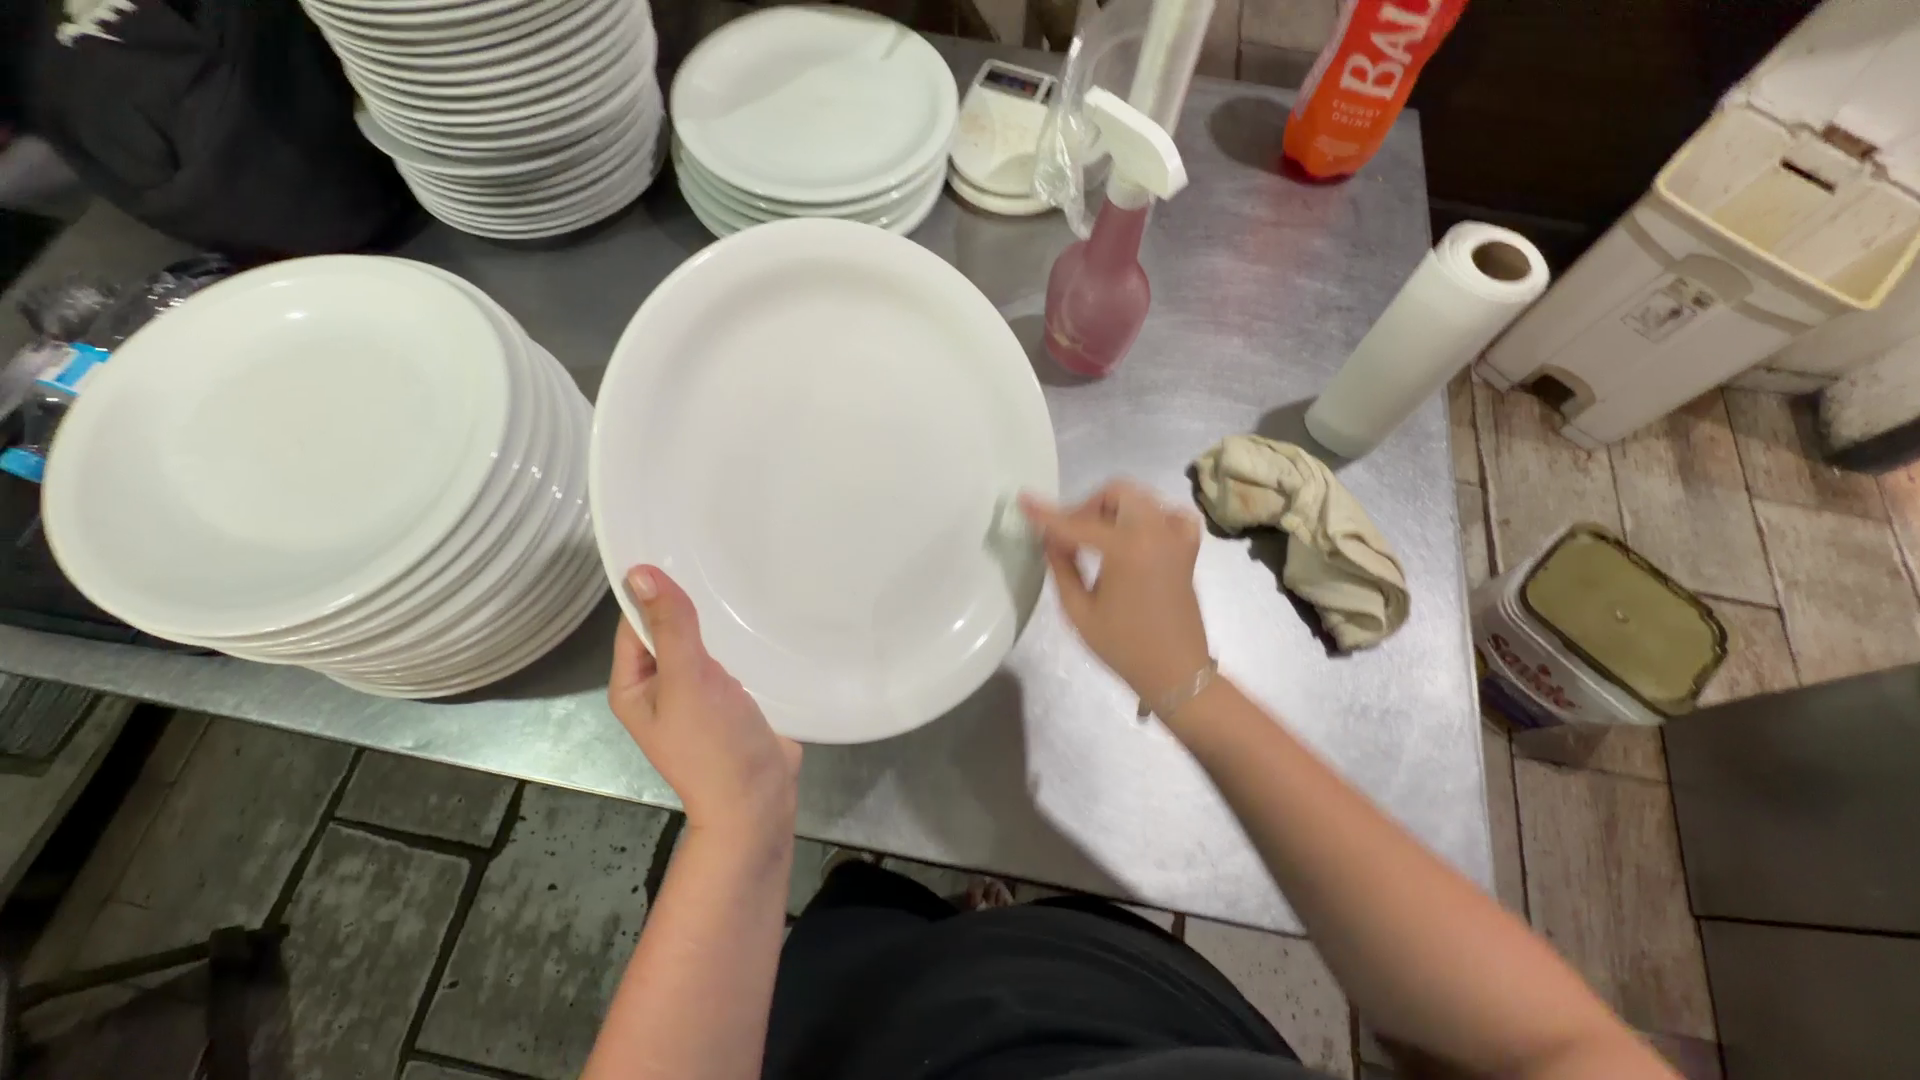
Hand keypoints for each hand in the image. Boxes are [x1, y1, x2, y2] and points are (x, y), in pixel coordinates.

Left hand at [610, 566, 802, 839]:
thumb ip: (670, 626)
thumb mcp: (686, 681)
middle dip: (694, 600)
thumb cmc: (712, 745)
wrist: (759, 800)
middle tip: (723, 555)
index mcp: (635, 684)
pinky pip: (735, 657)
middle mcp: (664, 686)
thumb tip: (640, 572)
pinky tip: (765, 616)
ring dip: (723, 620)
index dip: (654, 589)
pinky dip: (746, 639)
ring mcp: (702, 693)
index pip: (637, 623)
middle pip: (673, 629)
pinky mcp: (736, 697)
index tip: (682, 549)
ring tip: (748, 576)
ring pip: (707, 642)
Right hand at [1021, 481, 1210, 707]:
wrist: (1176, 671)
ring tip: (1097, 537)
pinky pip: (1170, 515)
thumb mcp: (1079, 611)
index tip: (1024, 502)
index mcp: (1126, 548)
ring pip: (1141, 498)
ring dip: (1114, 508)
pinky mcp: (1188, 548)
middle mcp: (1155, 532)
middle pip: (1116, 493)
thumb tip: (1050, 539)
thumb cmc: (1124, 647)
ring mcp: (1176, 537)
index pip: (1077, 523)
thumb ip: (1062, 568)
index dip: (1046, 514)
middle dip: (1086, 506)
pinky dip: (1151, 517)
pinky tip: (1136, 536)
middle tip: (1068, 534)